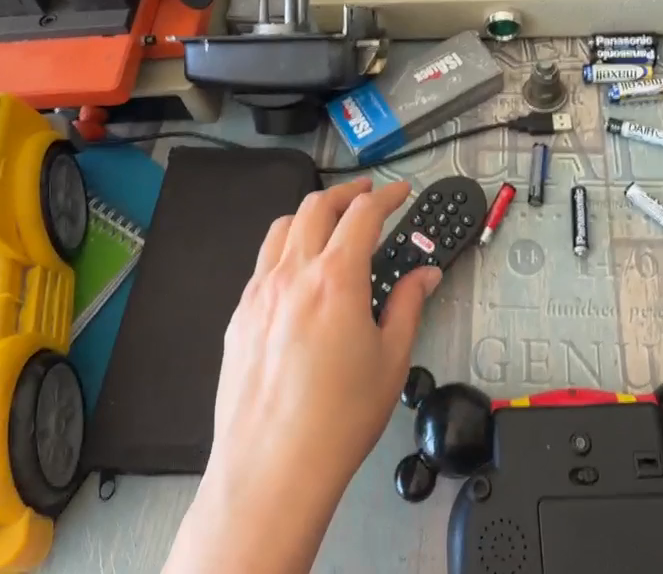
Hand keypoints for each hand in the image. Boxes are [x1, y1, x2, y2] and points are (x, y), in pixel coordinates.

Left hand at [167, 179, 437, 573]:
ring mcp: (258, 294)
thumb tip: (423, 277)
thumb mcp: (390, 360)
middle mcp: (292, 276)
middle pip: (316, 206)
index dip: (386, 196)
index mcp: (335, 280)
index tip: (398, 193)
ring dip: (310, 214)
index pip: (362, 214)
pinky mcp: (238, 318)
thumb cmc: (335, 421)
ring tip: (330, 224)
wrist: (271, 469)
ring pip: (281, 228)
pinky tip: (298, 272)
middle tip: (367, 196)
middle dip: (346, 193)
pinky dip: (285, 249)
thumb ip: (407, 305)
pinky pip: (261, 264)